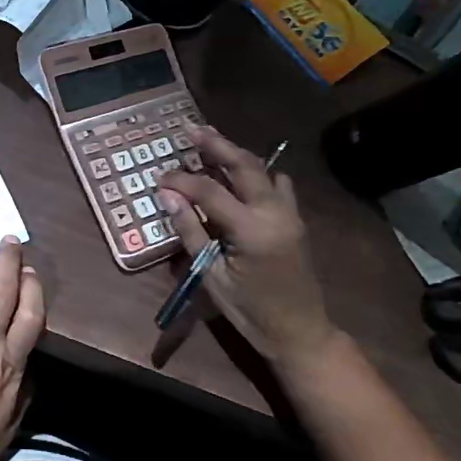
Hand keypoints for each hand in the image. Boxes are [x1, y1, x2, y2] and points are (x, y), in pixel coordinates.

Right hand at [157, 124, 337, 364]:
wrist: (301, 332)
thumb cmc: (250, 310)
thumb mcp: (212, 275)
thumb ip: (191, 231)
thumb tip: (167, 196)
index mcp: (252, 229)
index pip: (209, 191)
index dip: (181, 180)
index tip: (159, 177)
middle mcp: (274, 212)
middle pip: (243, 166)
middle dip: (215, 144)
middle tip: (191, 128)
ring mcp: (290, 213)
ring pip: (262, 170)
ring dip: (235, 153)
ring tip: (210, 141)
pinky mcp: (294, 219)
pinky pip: (277, 185)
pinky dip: (257, 172)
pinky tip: (241, 173)